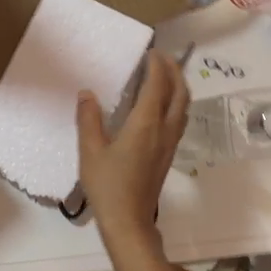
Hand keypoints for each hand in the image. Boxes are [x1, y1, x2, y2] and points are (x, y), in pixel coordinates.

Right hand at [77, 49, 188, 255]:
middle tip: (160, 58)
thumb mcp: (89, 152)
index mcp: (145, 124)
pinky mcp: (169, 153)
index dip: (156, 65)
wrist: (129, 219)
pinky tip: (162, 106)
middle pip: (179, 91)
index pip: (157, 84)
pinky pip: (180, 117)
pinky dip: (175, 102)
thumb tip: (87, 94)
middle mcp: (164, 128)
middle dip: (173, 70)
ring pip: (184, 104)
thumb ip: (89, 120)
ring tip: (164, 76)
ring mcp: (170, 142)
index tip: (150, 51)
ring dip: (178, 85)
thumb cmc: (107, 185)